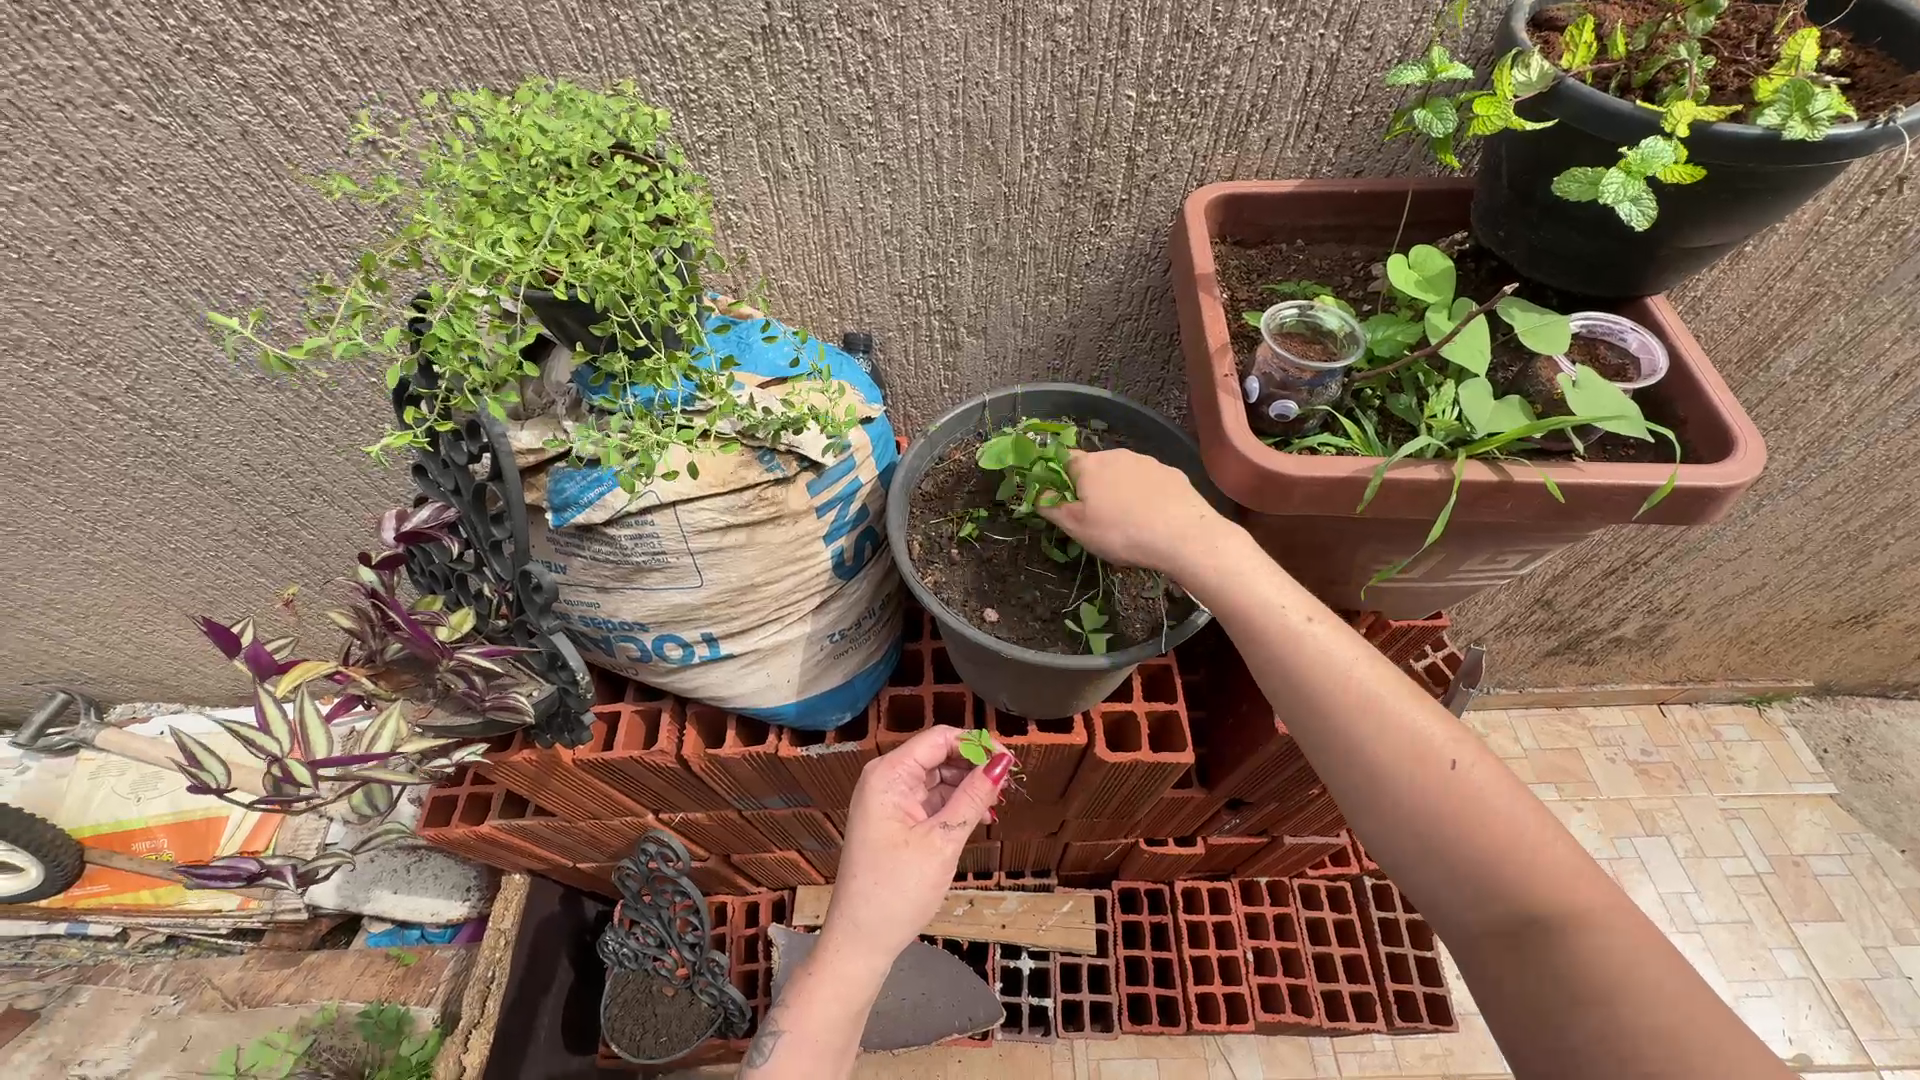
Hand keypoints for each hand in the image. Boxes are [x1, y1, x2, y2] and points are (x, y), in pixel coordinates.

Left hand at [820, 726, 1012, 965]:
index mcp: (889, 774)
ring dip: (967, 786)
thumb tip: (1002, 762)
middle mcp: (886, 778)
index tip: (1010, 762)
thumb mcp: (943, 841)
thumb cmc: (897, 890)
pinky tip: (980, 818)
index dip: (977, 744)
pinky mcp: (895, 819)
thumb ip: (973, 797)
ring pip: (937, 776)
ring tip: (997, 804)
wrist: (860, 941)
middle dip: (974, 765)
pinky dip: (955, 804)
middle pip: (938, 754)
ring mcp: (889, 799)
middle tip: (1008, 787)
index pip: (940, 738)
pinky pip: (931, 799)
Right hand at [1038, 448, 1229, 576]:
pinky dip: (1144, 495)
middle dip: (1090, 487)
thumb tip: (1037, 492)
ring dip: (1118, 491)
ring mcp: (1147, 462)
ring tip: (1126, 522)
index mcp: (1089, 465)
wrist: (1184, 536)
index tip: (1063, 502)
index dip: (1058, 479)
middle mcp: (1117, 455)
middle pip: (1094, 467)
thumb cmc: (1121, 532)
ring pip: (1122, 474)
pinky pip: (1148, 482)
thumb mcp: (1076, 527)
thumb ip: (1051, 506)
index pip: (1062, 460)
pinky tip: (1151, 518)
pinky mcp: (1172, 473)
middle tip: (1094, 518)